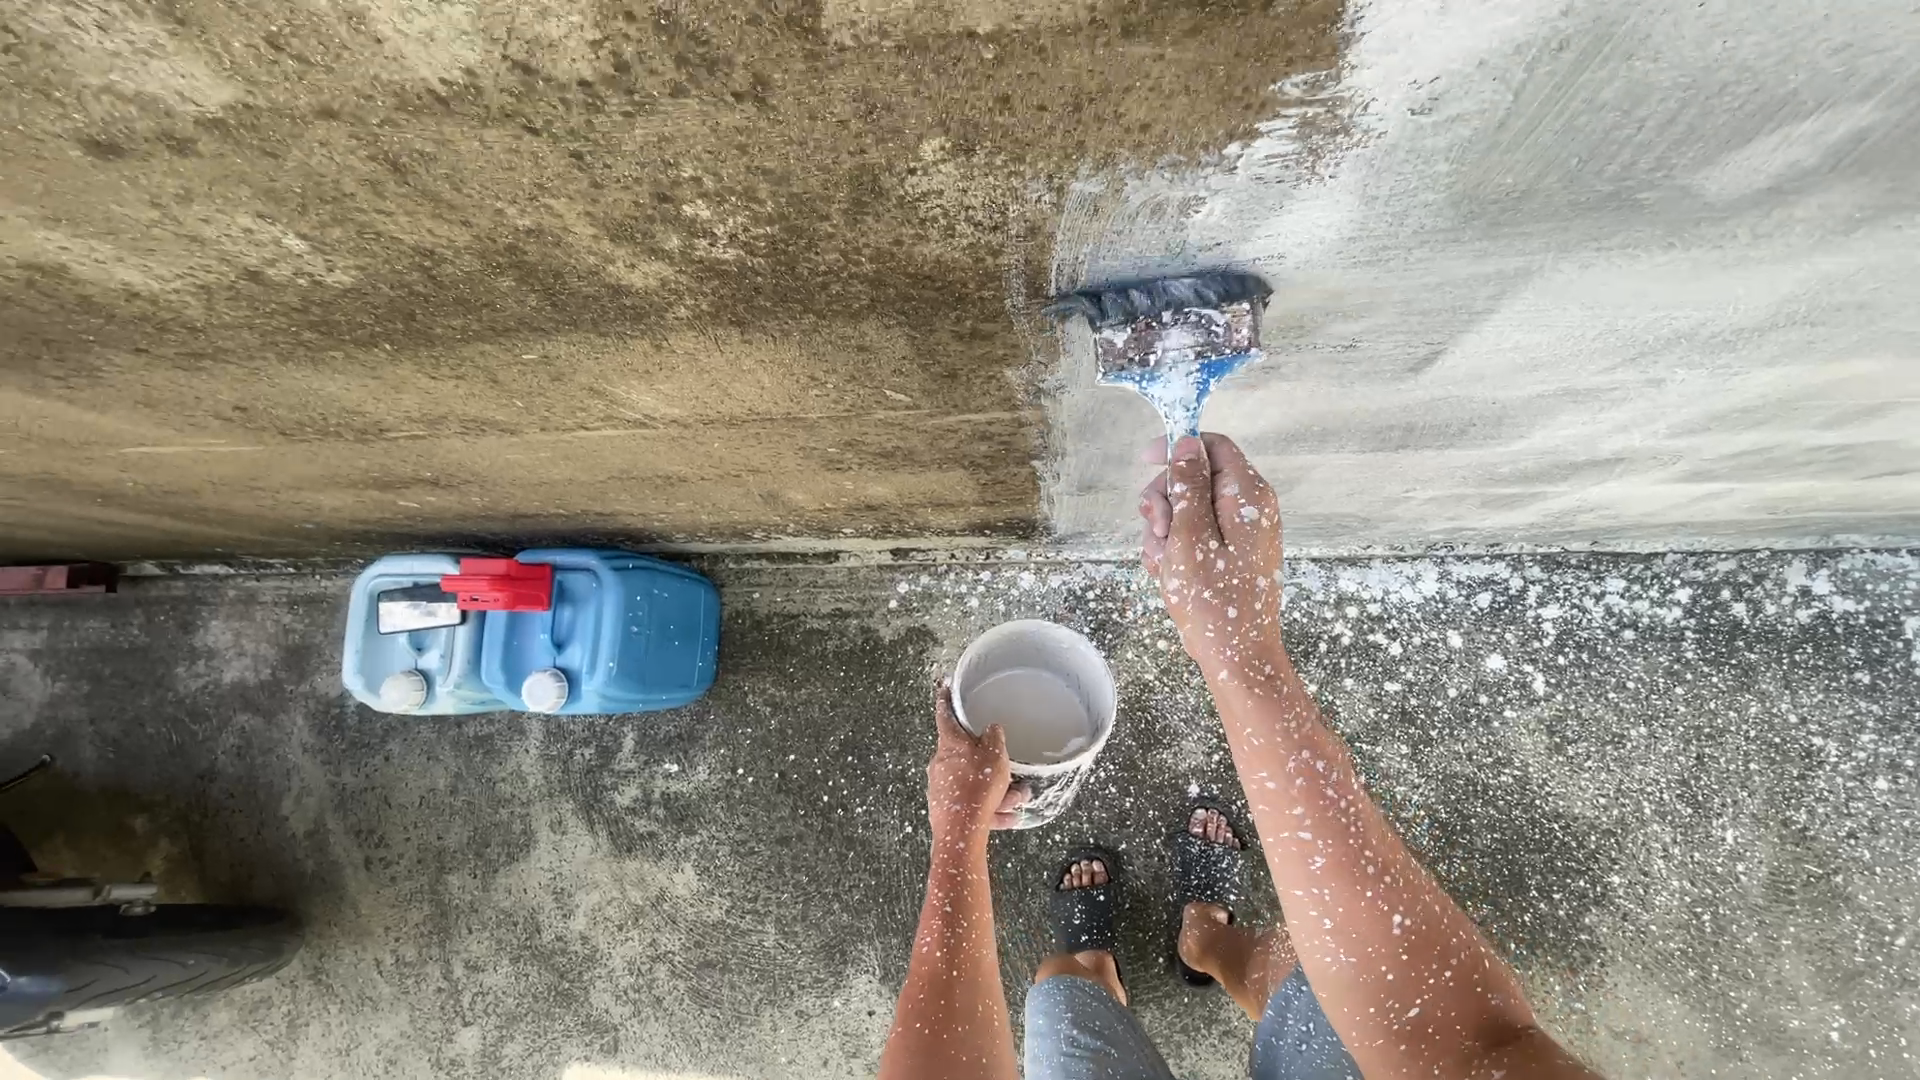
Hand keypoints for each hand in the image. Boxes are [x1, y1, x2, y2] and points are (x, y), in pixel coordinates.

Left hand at [926, 679, 1028, 841]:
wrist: (960, 832)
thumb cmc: (978, 787)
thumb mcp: (996, 755)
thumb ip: (995, 737)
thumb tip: (991, 728)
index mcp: (949, 743)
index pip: (945, 714)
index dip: (946, 699)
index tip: (943, 687)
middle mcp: (940, 762)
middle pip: (966, 755)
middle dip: (990, 765)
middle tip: (1009, 774)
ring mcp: (940, 786)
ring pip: (973, 782)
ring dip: (996, 790)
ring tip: (1017, 801)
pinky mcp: (944, 808)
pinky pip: (970, 802)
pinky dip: (989, 808)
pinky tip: (1009, 818)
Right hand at [1139, 433, 1283, 682]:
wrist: (1235, 655)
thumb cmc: (1214, 601)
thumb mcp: (1189, 536)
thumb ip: (1188, 485)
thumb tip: (1186, 444)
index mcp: (1247, 496)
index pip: (1212, 446)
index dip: (1177, 448)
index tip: (1145, 462)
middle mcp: (1249, 508)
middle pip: (1195, 478)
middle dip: (1165, 499)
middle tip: (1156, 528)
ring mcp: (1240, 533)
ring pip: (1188, 509)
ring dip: (1164, 530)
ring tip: (1162, 562)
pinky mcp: (1230, 554)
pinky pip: (1194, 536)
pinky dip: (1174, 549)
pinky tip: (1168, 572)